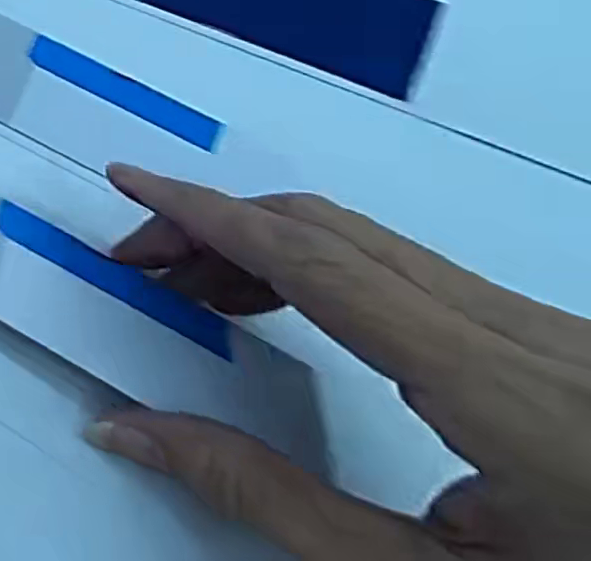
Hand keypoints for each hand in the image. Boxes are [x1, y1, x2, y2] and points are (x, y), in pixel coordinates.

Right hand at [85, 164, 590, 559]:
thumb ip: (264, 495)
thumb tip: (130, 430)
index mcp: (510, 395)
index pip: (312, 259)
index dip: (205, 212)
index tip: (132, 182)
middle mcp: (543, 341)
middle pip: (328, 230)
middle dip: (212, 225)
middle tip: (143, 257)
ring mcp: (560, 334)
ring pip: (363, 241)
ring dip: (256, 244)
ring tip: (194, 284)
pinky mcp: (559, 340)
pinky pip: (401, 266)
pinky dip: (310, 264)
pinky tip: (274, 299)